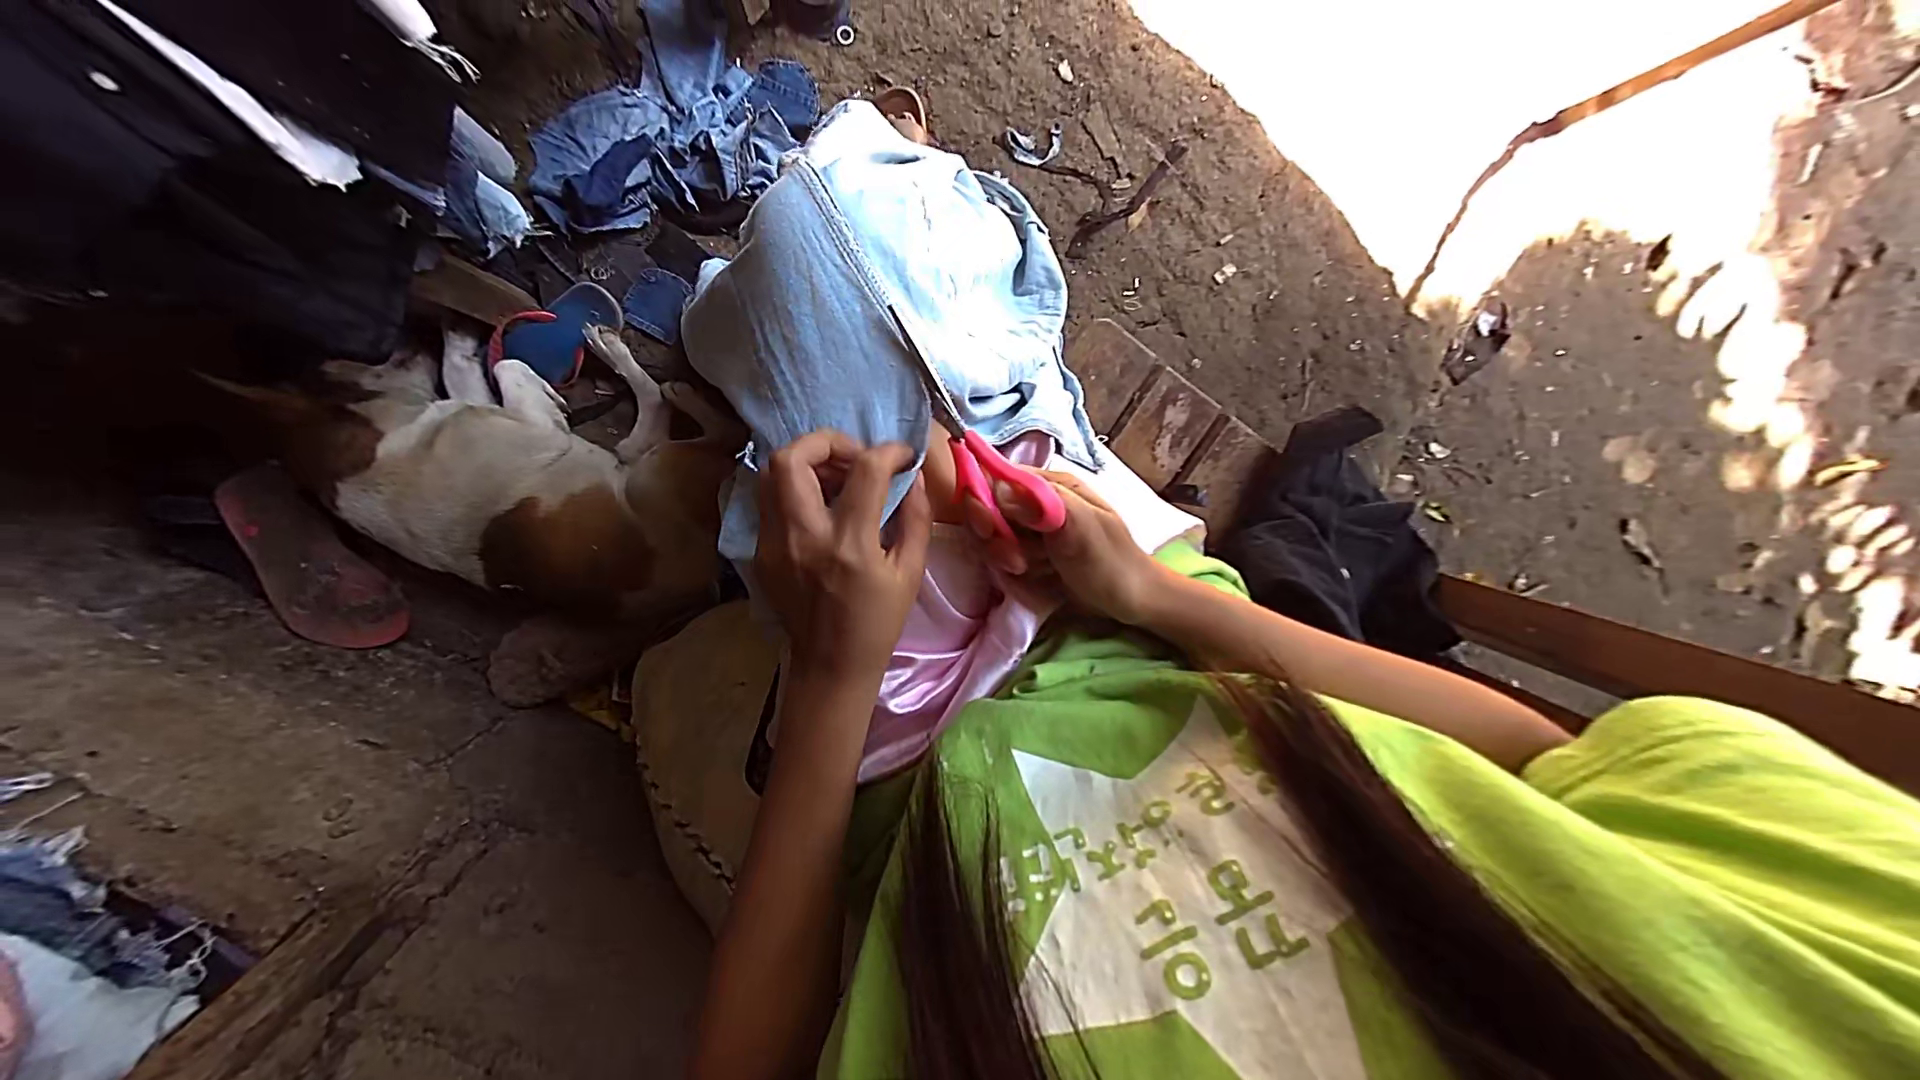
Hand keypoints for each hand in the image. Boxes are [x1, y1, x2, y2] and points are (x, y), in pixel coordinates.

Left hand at [755, 431, 932, 682]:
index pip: (865, 471)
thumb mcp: (910, 573)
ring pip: (771, 473)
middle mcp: (804, 537)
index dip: (888, 451)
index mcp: (850, 545)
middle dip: (827, 441)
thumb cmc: (878, 623)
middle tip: (854, 457)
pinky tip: (820, 504)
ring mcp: (774, 544)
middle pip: (793, 458)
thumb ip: (916, 518)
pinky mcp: (762, 552)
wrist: (831, 665)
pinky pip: (770, 500)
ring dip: (806, 461)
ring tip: (835, 477)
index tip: (901, 457)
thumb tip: (911, 476)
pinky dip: (795, 488)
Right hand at [970, 468, 1171, 624]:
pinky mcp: (1029, 552)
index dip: (983, 503)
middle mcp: (1036, 500)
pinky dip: (1015, 572)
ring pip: (993, 538)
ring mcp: (1032, 528)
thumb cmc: (1112, 562)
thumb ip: (1042, 504)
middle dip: (998, 540)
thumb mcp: (1082, 528)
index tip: (990, 531)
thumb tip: (999, 488)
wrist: (1132, 599)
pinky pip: (1003, 558)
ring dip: (1009, 559)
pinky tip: (1037, 578)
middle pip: (988, 511)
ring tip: (1038, 571)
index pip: (993, 479)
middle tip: (1020, 563)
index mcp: (1050, 484)